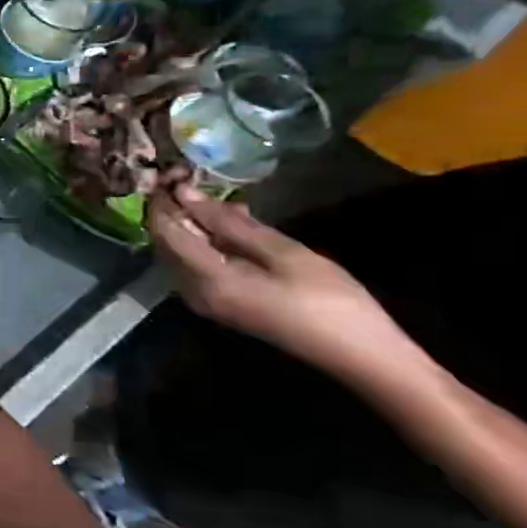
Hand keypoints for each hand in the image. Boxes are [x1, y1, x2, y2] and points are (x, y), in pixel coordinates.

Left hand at [148, 187, 425, 384]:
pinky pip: (196, 262)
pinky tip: (232, 222)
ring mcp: (204, 300)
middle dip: (173, 206)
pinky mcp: (220, 303)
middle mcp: (191, 290)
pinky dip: (204, 239)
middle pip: (165, 239)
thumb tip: (185, 193)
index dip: (163, 198)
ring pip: (179, 249)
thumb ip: (227, 223)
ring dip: (191, 221)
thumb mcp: (282, 252)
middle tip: (195, 178)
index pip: (162, 229)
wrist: (364, 357)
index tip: (177, 171)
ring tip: (222, 197)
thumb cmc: (329, 300)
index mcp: (204, 279)